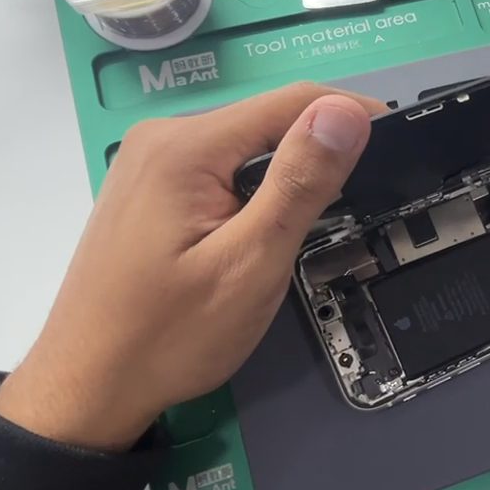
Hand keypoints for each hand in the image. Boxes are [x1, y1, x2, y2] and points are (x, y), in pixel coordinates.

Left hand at [0, 84, 383, 450]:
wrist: (90, 389)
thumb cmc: (172, 335)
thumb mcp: (252, 261)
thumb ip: (300, 183)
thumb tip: (346, 112)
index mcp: (187, 146)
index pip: (294, 101)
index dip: (353, 115)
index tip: (399, 143)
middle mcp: (164, 139)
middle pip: (270, 120)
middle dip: (322, 148)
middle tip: (365, 196)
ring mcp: (152, 163)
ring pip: (249, 145)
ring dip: (293, 170)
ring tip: (325, 215)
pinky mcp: (152, 189)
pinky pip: (225, 168)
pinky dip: (261, 187)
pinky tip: (272, 225)